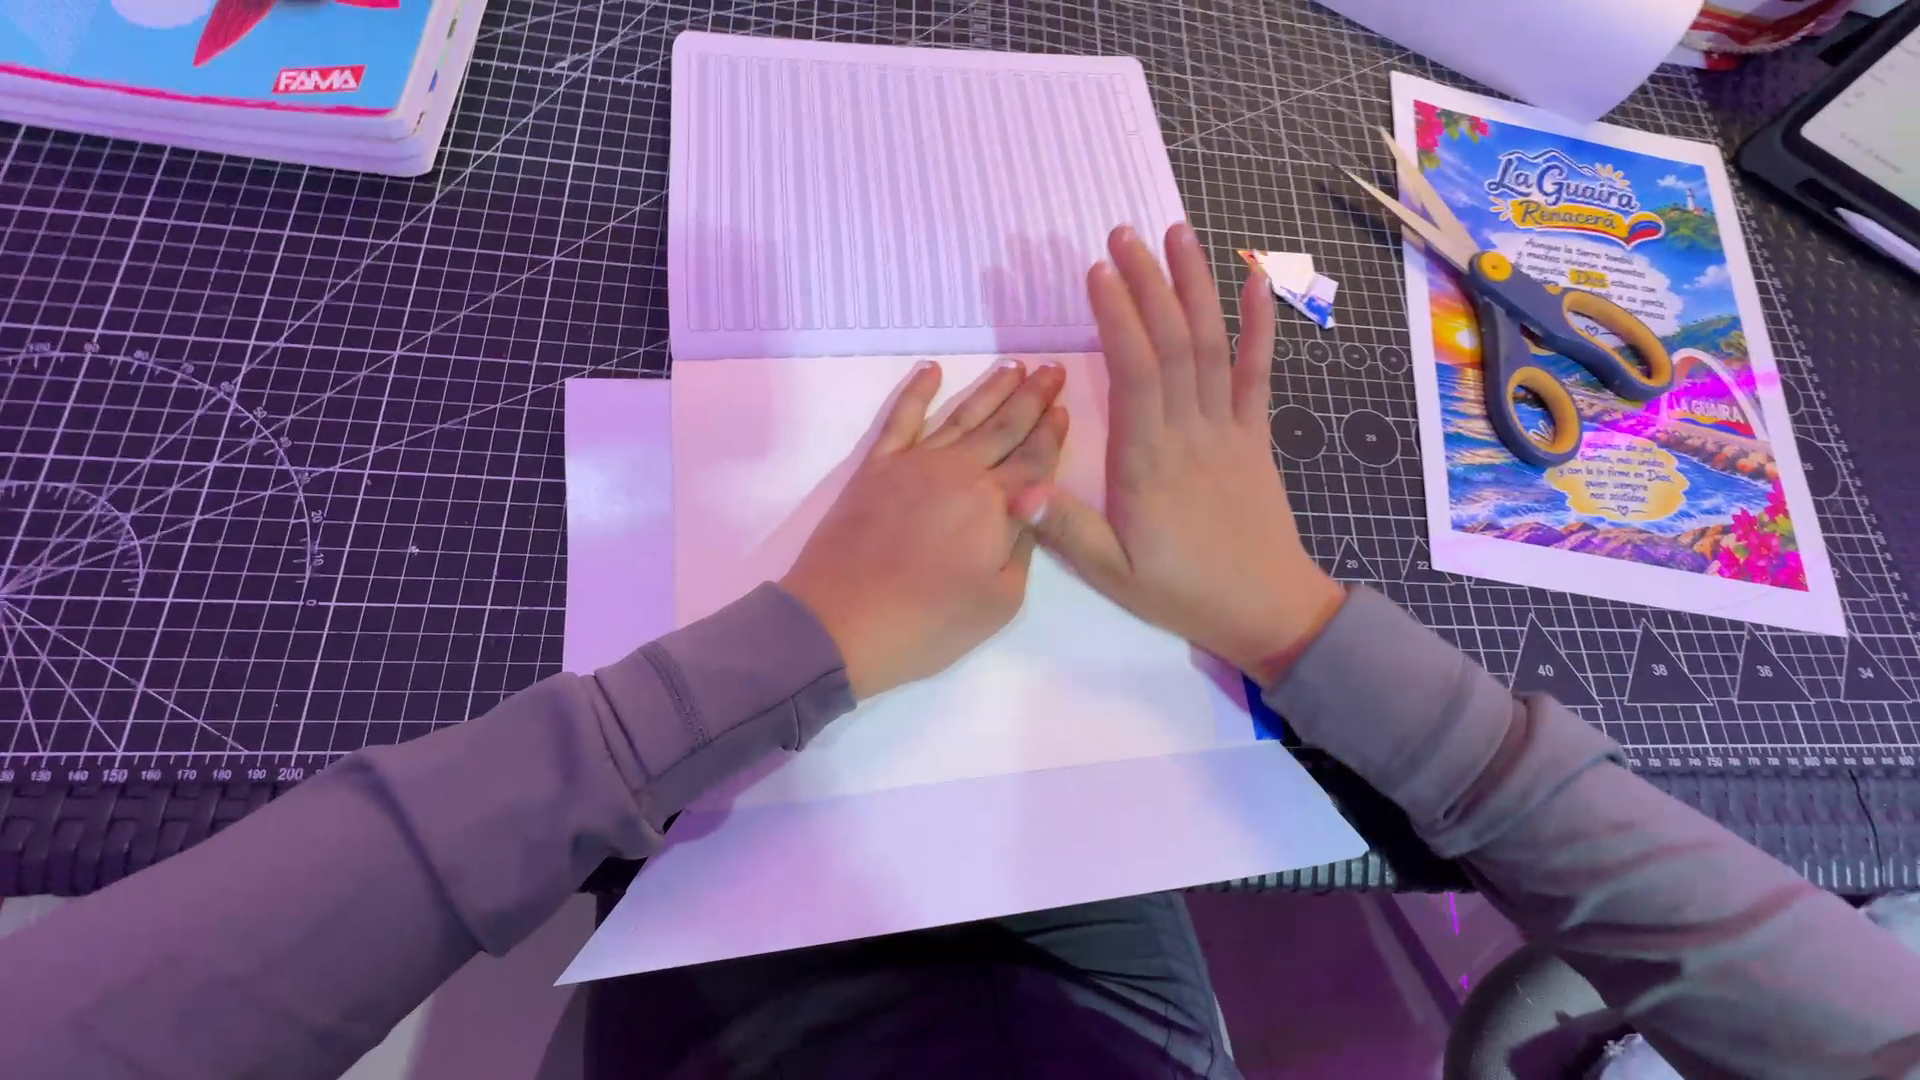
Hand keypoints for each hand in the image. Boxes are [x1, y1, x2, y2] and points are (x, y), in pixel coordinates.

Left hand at [783, 359, 1068, 699]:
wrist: (841, 623)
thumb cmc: (927, 624)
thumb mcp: (999, 602)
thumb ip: (1022, 546)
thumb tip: (1031, 507)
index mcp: (995, 505)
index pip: (1035, 460)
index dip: (1052, 433)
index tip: (1064, 405)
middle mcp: (959, 472)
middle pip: (1004, 427)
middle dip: (1031, 397)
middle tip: (1052, 368)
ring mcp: (914, 464)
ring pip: (961, 416)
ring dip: (990, 389)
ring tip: (1013, 366)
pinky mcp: (875, 468)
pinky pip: (900, 418)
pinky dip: (916, 391)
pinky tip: (931, 370)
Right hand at [1017, 224, 1345, 687]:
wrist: (1266, 610)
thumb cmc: (1181, 591)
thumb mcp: (1113, 572)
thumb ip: (1067, 529)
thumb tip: (1016, 490)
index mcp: (1148, 461)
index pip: (1134, 372)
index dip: (1117, 316)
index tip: (1098, 271)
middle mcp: (1189, 432)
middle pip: (1170, 343)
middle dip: (1147, 283)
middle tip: (1124, 234)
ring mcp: (1228, 429)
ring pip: (1211, 346)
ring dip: (1194, 287)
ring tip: (1178, 234)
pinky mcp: (1254, 436)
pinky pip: (1257, 374)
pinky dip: (1260, 326)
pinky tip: (1257, 283)